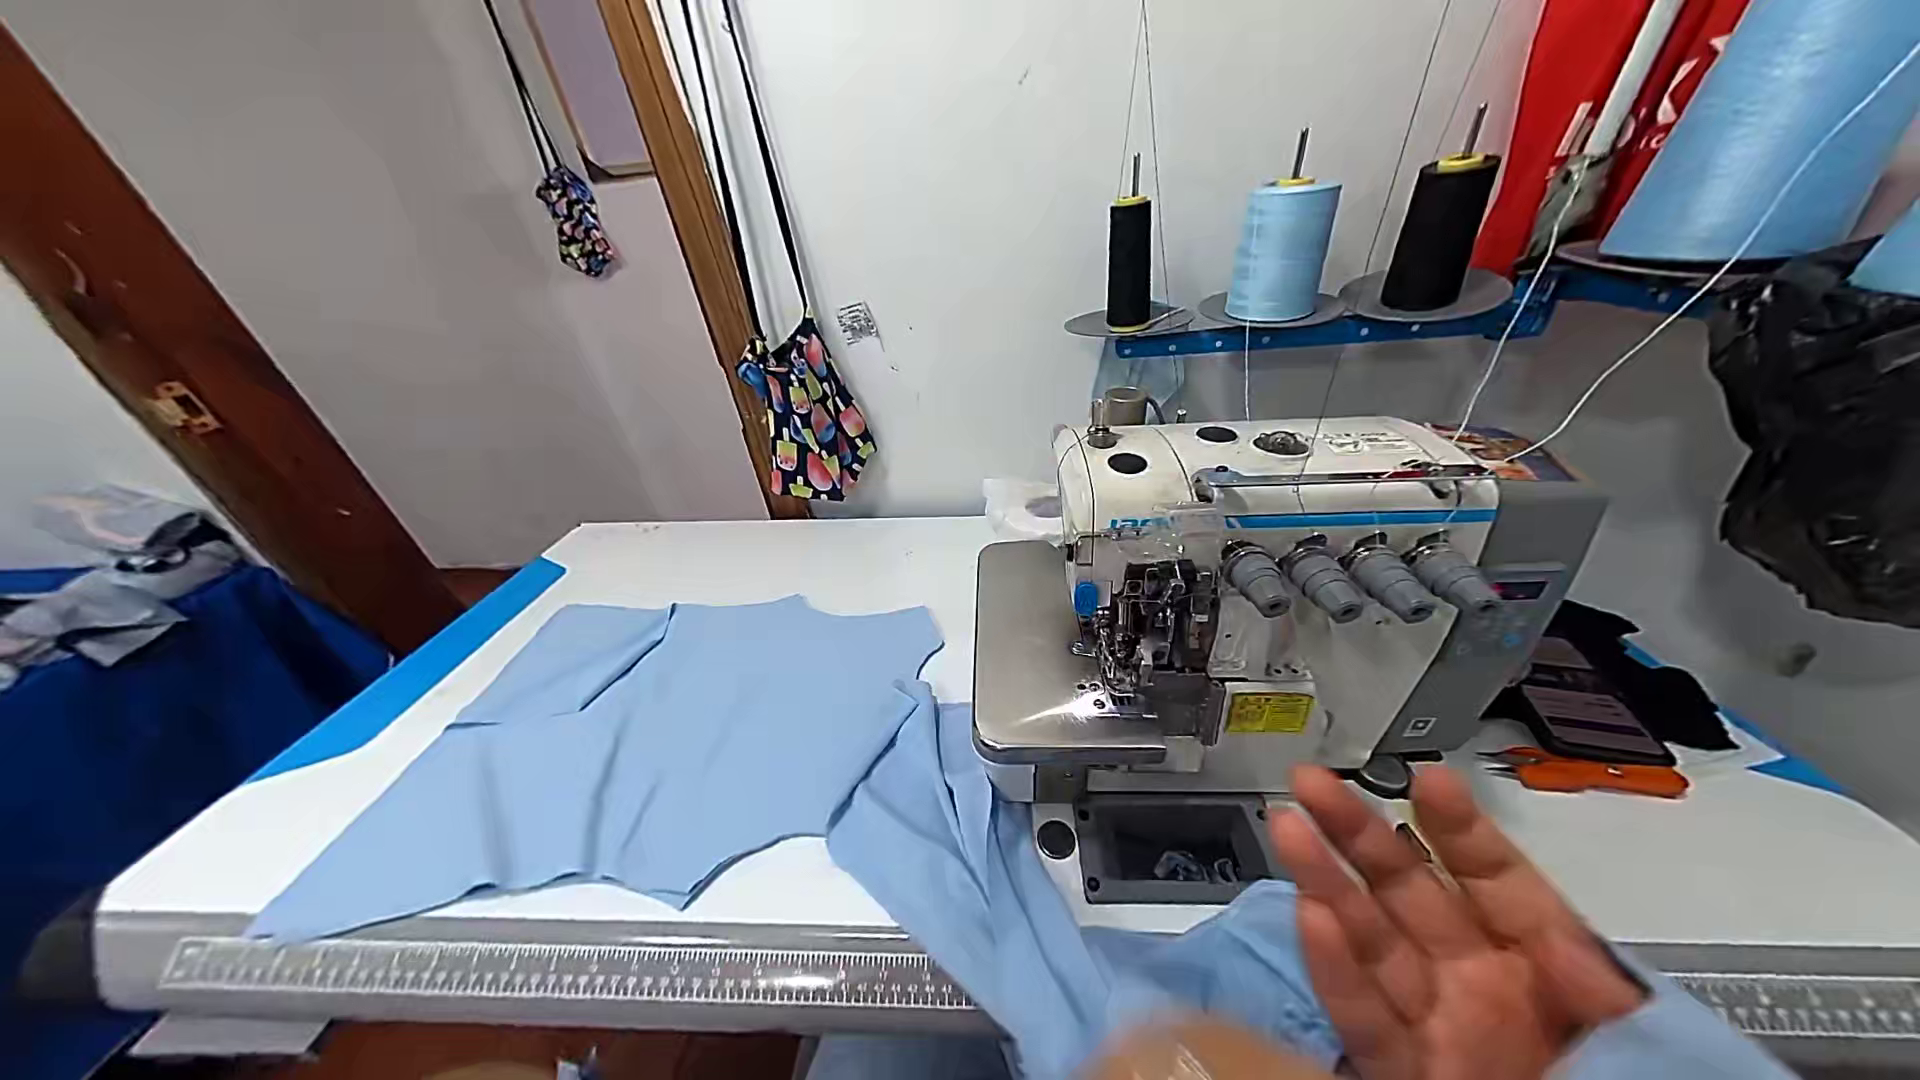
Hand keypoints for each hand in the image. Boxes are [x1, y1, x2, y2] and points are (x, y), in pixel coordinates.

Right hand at [1270, 765, 1645, 1079]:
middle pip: (1407, 891)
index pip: (1494, 880)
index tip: (1429, 781)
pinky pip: (1363, 1017)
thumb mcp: (1655, 1049)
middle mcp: (1478, 984)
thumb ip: (1604, 984)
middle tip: (1313, 781)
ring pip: (1368, 939)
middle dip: (1358, 830)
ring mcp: (1435, 1026)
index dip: (1459, 828)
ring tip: (1289, 825)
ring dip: (1325, 879)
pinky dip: (1335, 967)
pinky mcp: (1403, 1071)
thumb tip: (1565, 934)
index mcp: (1548, 970)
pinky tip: (1309, 915)